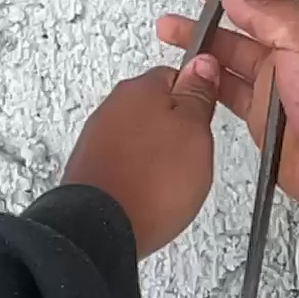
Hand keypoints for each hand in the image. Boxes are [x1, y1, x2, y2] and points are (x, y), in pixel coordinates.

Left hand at [64, 56, 222, 257]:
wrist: (100, 231)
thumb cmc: (148, 183)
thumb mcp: (194, 131)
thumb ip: (198, 95)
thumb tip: (204, 66)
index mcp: (140, 88)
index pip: (177, 75)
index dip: (199, 99)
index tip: (207, 119)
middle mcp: (112, 107)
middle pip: (156, 107)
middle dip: (176, 129)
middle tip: (192, 154)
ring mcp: (98, 139)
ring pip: (139, 137)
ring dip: (155, 155)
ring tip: (170, 180)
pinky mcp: (91, 169)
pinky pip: (124, 164)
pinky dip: (138, 176)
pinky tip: (149, 194)